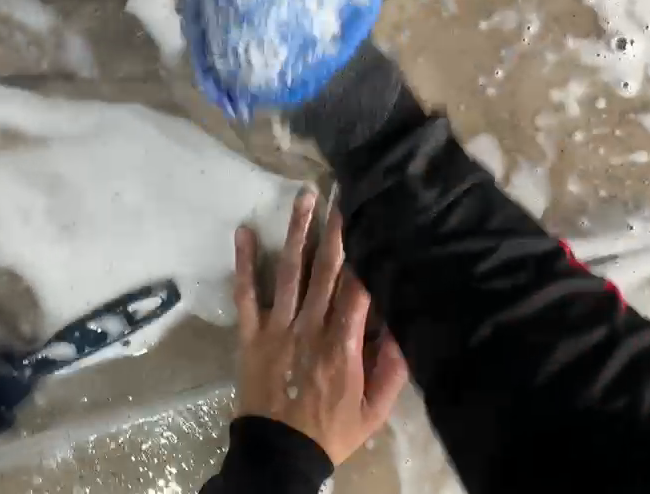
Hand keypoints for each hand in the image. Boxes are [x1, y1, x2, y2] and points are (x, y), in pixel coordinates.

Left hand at [232, 191, 409, 463]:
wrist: (278, 458)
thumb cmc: (330, 430)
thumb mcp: (374, 410)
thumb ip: (394, 369)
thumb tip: (407, 325)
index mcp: (343, 343)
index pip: (358, 288)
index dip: (366, 253)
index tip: (372, 218)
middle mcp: (311, 326)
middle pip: (326, 268)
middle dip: (335, 228)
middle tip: (341, 192)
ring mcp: (278, 327)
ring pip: (290, 270)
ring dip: (298, 231)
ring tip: (305, 196)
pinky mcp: (251, 335)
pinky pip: (245, 294)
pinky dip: (243, 262)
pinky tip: (244, 231)